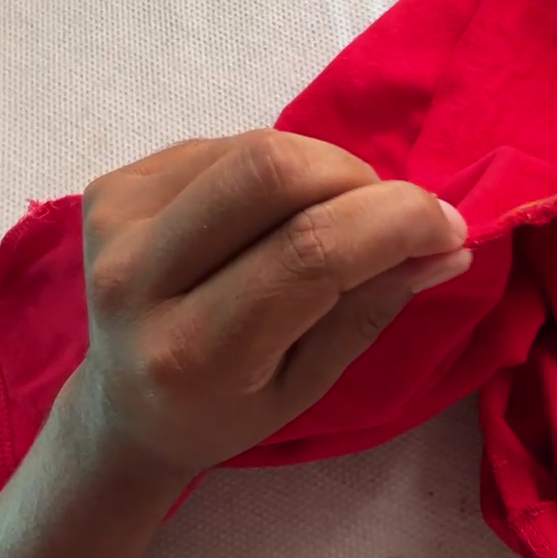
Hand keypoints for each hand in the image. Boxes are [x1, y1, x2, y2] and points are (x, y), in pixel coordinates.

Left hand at [52, 130, 471, 483]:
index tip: (448, 225)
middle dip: (358, 178)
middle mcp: (136, 278)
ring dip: (321, 168)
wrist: (120, 405)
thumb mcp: (306, 387)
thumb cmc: (221, 413)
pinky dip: (274, 166)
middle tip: (385, 215)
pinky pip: (220, 144)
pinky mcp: (109, 188)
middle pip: (271, 172)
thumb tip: (446, 243)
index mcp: (190, 354)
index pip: (309, 253)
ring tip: (331, 216)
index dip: (396, 222)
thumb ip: (369, 310)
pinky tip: (272, 211)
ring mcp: (113, 222)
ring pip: (251, 145)